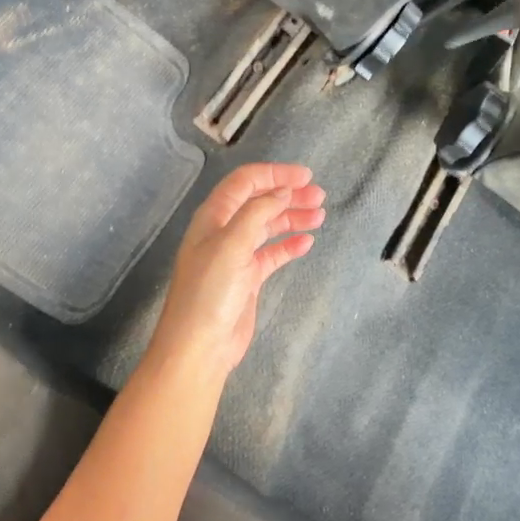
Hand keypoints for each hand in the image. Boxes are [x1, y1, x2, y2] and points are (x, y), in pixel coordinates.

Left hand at [148, 163, 325, 376]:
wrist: (199, 346)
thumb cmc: (210, 291)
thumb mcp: (232, 244)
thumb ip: (258, 213)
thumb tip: (282, 192)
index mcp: (213, 217)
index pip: (245, 182)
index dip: (275, 174)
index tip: (306, 176)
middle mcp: (223, 232)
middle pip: (259, 202)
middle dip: (288, 195)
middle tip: (319, 196)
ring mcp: (235, 256)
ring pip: (268, 227)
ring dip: (292, 218)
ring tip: (320, 216)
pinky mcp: (247, 279)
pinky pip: (271, 255)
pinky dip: (289, 246)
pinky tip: (307, 243)